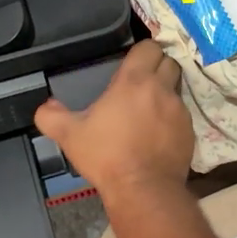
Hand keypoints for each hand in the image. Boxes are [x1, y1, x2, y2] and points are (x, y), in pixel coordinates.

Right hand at [35, 40, 192, 197]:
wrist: (143, 190)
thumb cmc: (106, 156)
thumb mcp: (70, 136)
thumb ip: (52, 117)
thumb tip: (46, 107)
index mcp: (134, 81)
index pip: (148, 47)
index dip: (141, 51)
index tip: (131, 63)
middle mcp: (161, 89)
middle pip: (169, 62)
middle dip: (157, 67)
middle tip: (140, 83)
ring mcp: (179, 111)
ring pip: (176, 89)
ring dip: (164, 93)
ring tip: (148, 110)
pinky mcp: (190, 132)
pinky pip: (182, 115)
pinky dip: (171, 119)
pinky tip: (157, 135)